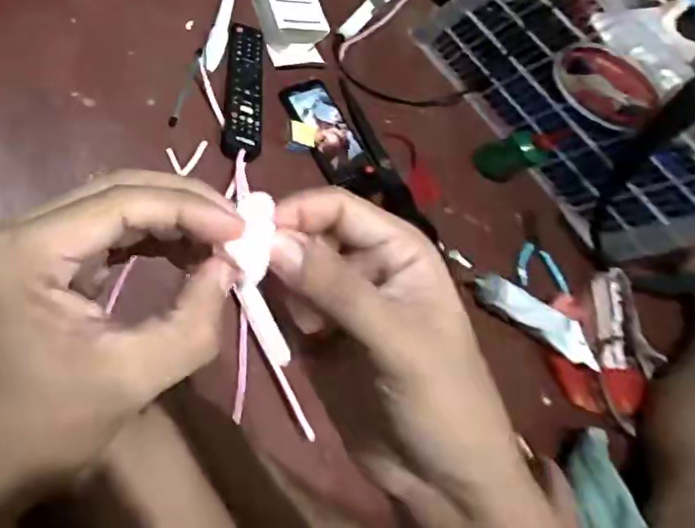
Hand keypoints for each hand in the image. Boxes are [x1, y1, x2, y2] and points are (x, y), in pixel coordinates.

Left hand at [0, 173, 242, 516]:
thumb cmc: (50, 425)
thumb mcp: (129, 378)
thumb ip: (190, 323)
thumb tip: (229, 267)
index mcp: (34, 247)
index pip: (123, 201)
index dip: (187, 207)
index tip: (239, 227)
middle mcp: (32, 226)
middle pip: (120, 188)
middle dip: (183, 202)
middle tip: (235, 224)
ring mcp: (39, 236)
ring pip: (119, 199)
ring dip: (172, 213)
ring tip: (220, 234)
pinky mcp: (53, 252)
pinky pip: (111, 224)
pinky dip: (154, 232)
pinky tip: (188, 247)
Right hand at [270, 189, 552, 527]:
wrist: (447, 487)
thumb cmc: (442, 400)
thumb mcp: (396, 340)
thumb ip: (336, 287)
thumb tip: (273, 240)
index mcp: (396, 247)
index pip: (336, 207)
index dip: (296, 211)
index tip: (252, 232)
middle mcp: (365, 262)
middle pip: (308, 232)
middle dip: (278, 248)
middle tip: (247, 272)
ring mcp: (339, 298)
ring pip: (291, 267)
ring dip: (275, 283)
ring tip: (289, 320)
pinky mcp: (319, 332)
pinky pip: (286, 305)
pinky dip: (274, 311)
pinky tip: (283, 331)